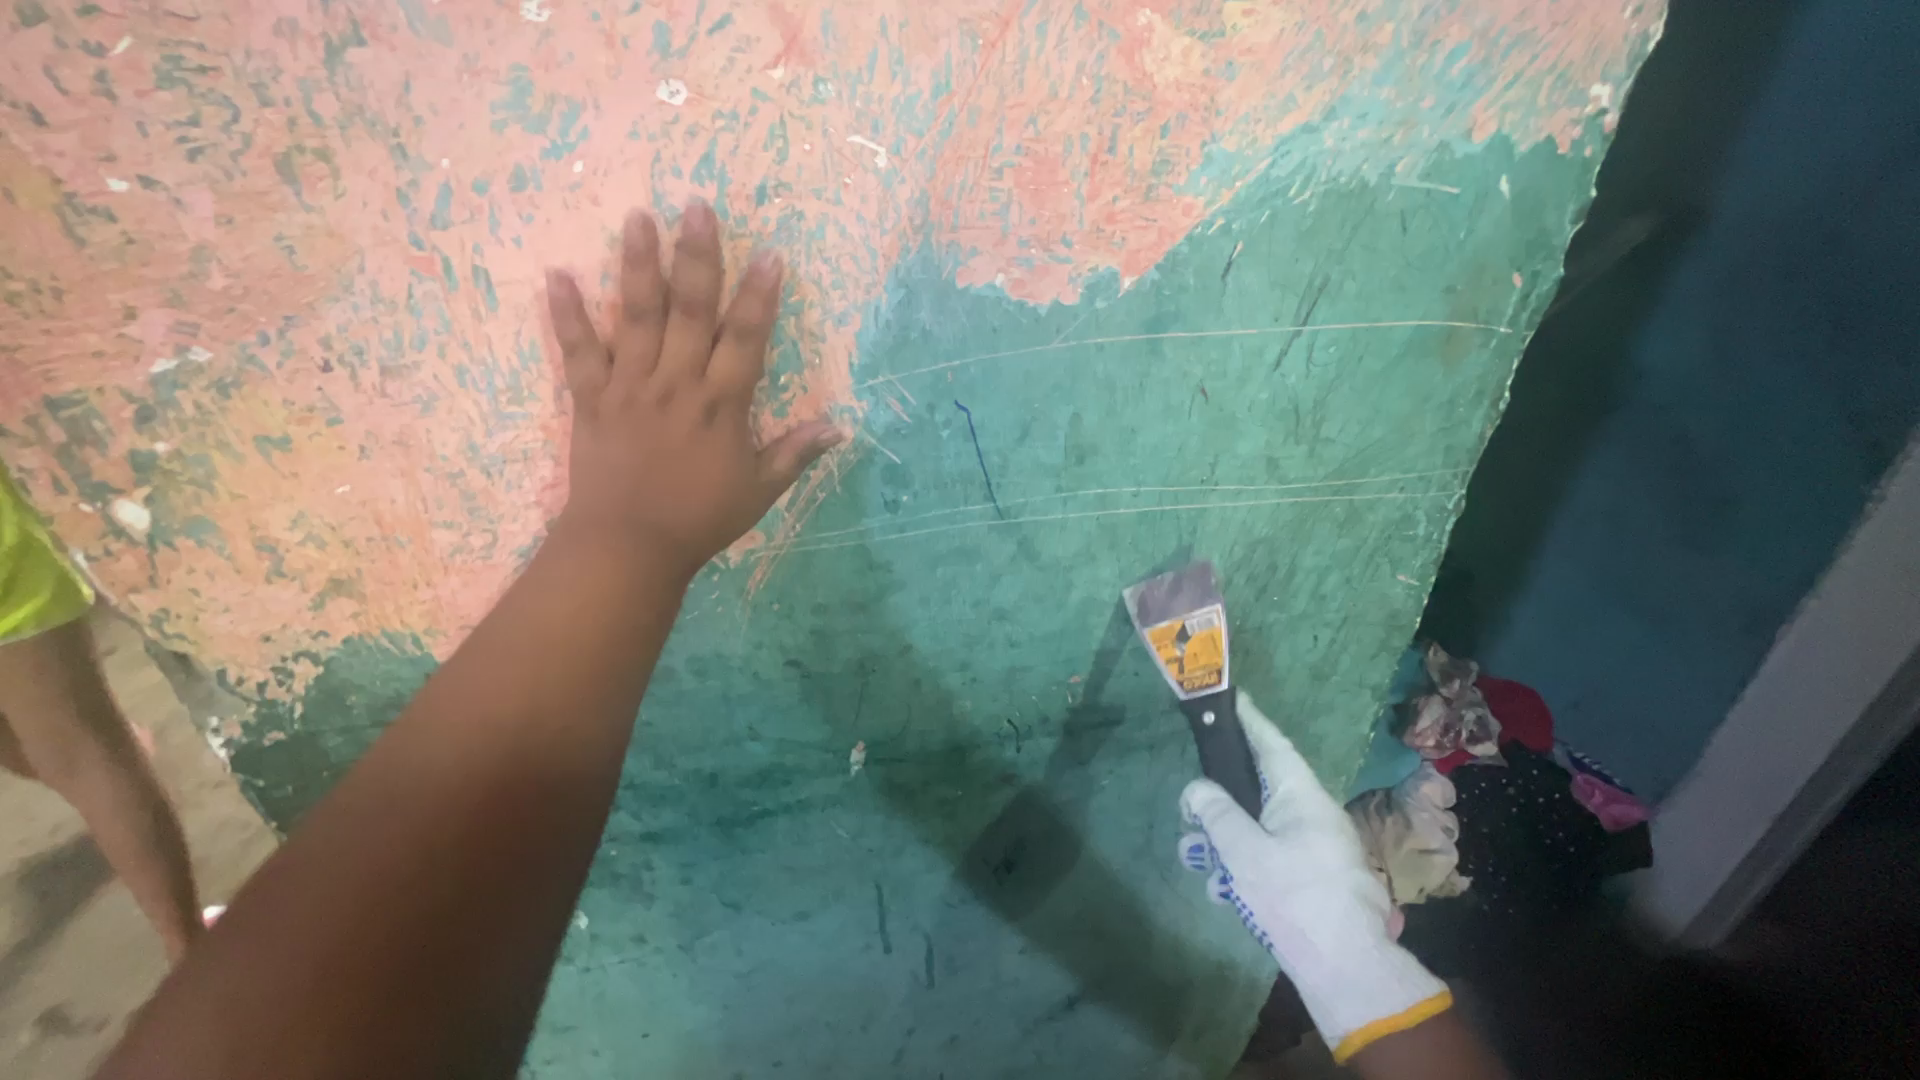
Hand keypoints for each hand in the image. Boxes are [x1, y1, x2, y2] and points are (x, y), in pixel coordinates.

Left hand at [545, 201, 843, 576]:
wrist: (629, 546)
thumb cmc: (699, 520)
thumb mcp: (759, 491)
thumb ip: (794, 453)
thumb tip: (839, 427)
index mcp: (721, 405)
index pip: (745, 340)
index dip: (760, 298)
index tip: (769, 256)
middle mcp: (677, 384)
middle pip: (690, 312)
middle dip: (697, 258)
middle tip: (697, 208)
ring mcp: (630, 387)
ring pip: (636, 318)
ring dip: (638, 266)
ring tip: (639, 218)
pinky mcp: (592, 399)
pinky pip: (578, 352)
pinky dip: (567, 315)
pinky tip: (557, 275)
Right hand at [1178, 692, 1450, 1063]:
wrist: (1346, 967)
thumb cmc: (1294, 897)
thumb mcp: (1244, 852)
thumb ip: (1215, 814)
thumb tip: (1196, 789)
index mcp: (1302, 797)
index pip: (1272, 744)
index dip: (1250, 720)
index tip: (1232, 698)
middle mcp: (1313, 814)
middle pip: (1258, 789)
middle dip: (1221, 799)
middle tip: (1190, 808)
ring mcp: (1317, 848)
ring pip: (1260, 827)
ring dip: (1226, 840)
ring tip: (1198, 861)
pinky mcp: (1314, 877)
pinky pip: (1271, 856)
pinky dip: (1244, 866)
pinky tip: (1223, 891)